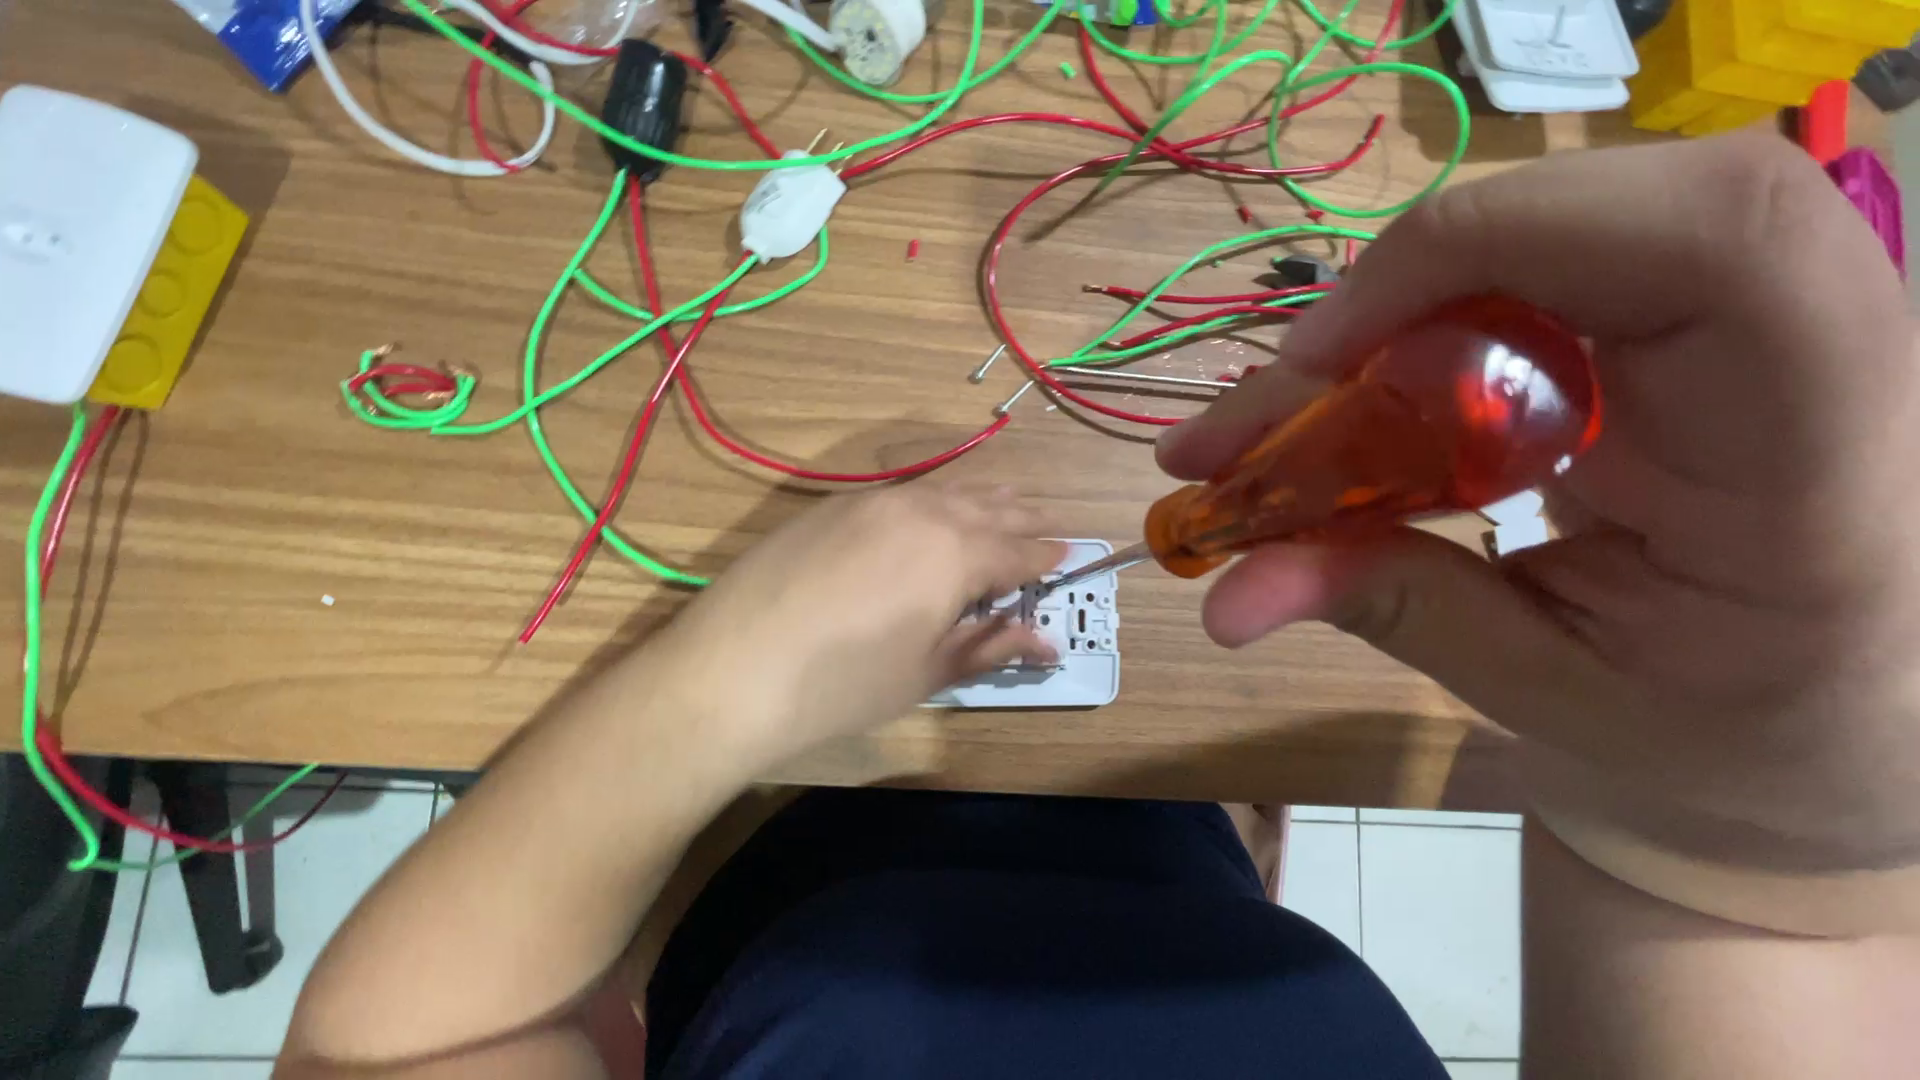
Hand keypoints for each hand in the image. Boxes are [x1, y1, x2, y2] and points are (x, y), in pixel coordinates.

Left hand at [649, 486, 1062, 768]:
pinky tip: (931, 511)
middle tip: (1044, 527)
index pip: (1018, 550)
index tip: (1069, 556)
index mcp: (955, 553)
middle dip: (1021, 518)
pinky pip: (903, 491)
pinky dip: (933, 498)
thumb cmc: (842, 686)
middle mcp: (921, 511)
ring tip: (1002, 505)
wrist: (731, 670)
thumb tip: (1046, 641)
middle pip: (987, 507)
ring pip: (944, 491)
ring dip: (980, 500)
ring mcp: (871, 501)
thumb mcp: (926, 673)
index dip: (1047, 557)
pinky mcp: (832, 505)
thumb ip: (989, 646)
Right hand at [1158, 133, 1919, 878]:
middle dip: (1411, 275)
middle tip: (1288, 385)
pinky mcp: (1686, 335)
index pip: (1711, 247)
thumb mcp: (1540, 690)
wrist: (1821, 731)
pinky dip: (1424, 322)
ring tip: (1292, 408)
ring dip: (1399, 305)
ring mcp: (1756, 331)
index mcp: (1813, 469)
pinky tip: (1363, 394)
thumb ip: (1389, 611)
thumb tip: (1223, 600)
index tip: (1323, 359)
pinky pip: (1544, 274)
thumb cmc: (1710, 740)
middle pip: (1617, 202)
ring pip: (1568, 224)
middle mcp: (1818, 360)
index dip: (1486, 248)